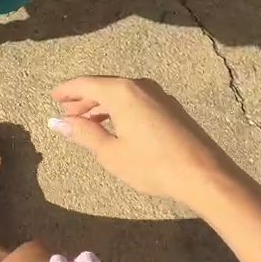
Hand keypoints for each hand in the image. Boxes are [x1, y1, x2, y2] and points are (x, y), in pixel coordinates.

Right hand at [48, 76, 250, 208]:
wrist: (207, 177)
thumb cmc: (154, 165)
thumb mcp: (111, 153)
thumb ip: (83, 134)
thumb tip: (58, 122)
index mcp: (121, 91)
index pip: (85, 84)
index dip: (67, 90)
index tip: (53, 97)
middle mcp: (139, 86)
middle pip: (103, 87)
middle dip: (83, 99)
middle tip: (67, 113)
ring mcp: (158, 96)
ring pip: (121, 94)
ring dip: (102, 106)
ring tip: (88, 122)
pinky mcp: (171, 109)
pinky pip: (136, 101)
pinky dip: (119, 109)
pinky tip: (116, 126)